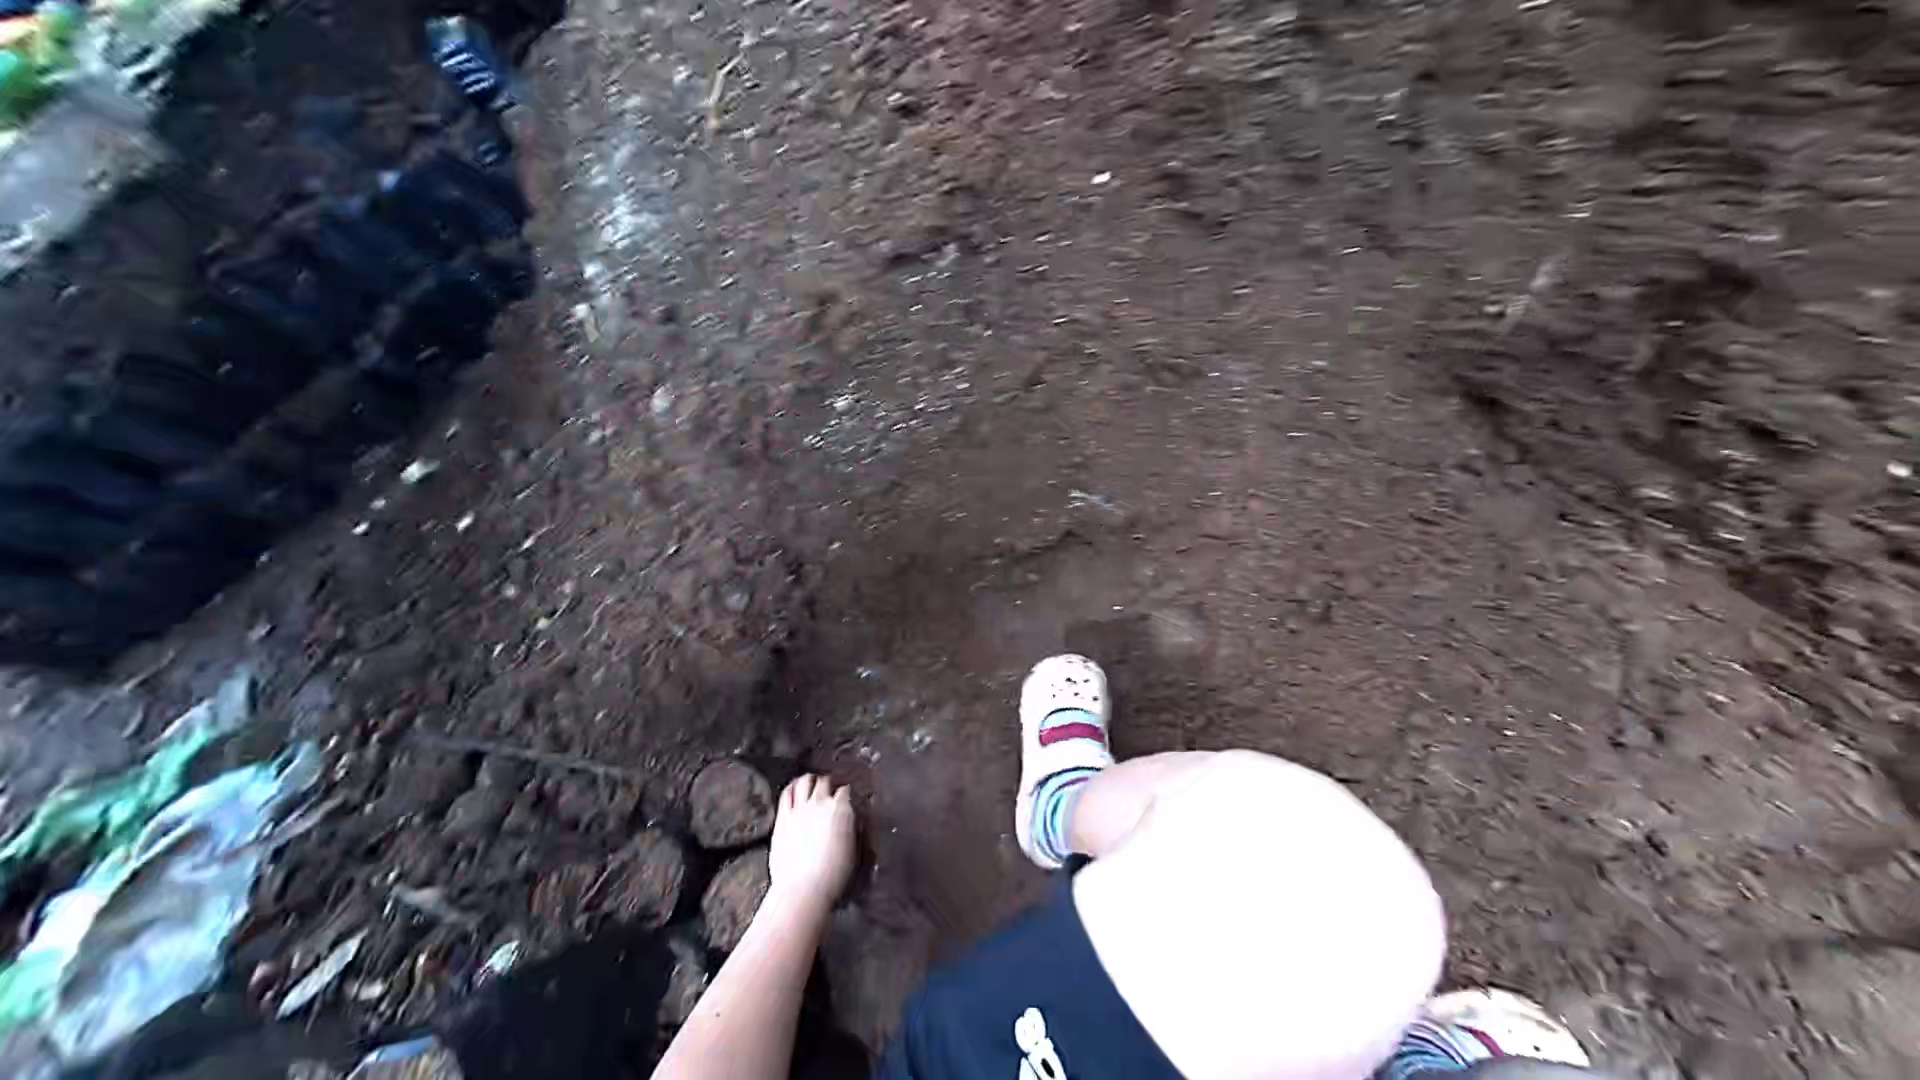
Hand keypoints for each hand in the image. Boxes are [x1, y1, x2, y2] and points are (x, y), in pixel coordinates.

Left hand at [765, 774, 856, 914]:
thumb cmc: (831, 876)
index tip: (845, 797)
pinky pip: (786, 794)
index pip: (845, 791)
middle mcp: (820, 803)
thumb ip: (852, 828)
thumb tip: (850, 821)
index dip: (845, 793)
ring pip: (805, 781)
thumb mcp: (853, 850)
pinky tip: (793, 788)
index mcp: (841, 810)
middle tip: (829, 787)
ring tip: (811, 781)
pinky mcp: (783, 817)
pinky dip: (791, 787)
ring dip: (810, 780)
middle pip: (825, 782)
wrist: (803, 889)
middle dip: (828, 783)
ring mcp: (800, 808)